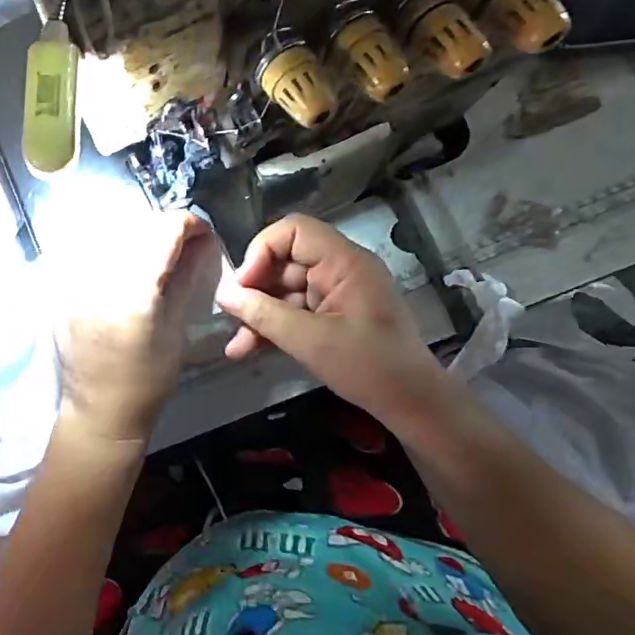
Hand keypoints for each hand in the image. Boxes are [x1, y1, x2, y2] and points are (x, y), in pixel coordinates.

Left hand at [53, 211, 222, 444]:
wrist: (98, 413)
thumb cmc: (146, 382)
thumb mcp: (175, 332)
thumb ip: (185, 280)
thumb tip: (201, 244)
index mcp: (133, 296)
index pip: (163, 231)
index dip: (188, 224)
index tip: (201, 234)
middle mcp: (98, 282)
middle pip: (135, 227)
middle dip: (163, 229)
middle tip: (180, 246)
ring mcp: (72, 284)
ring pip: (110, 235)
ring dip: (136, 237)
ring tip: (151, 257)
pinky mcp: (59, 291)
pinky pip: (87, 252)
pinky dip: (111, 251)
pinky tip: (122, 269)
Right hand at [214, 214, 444, 422]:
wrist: (412, 403)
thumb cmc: (367, 366)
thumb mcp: (309, 341)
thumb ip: (263, 314)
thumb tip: (222, 294)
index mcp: (344, 262)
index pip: (294, 231)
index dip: (262, 251)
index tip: (243, 285)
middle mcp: (340, 270)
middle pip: (285, 262)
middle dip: (254, 290)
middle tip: (230, 316)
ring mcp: (336, 294)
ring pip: (284, 291)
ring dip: (258, 315)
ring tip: (235, 345)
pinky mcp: (332, 317)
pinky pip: (294, 312)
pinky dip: (272, 328)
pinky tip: (246, 349)